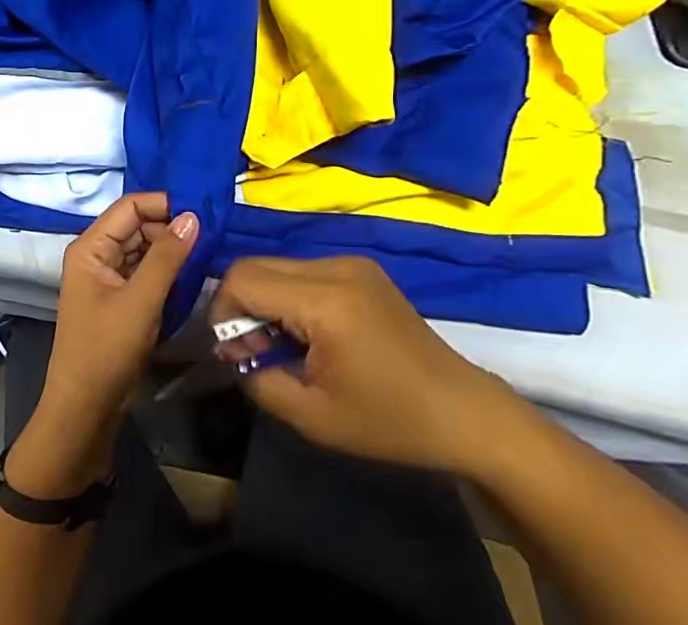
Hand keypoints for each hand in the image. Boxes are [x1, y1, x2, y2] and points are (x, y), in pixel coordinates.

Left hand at [43, 193, 197, 422]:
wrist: (87, 406)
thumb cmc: (107, 349)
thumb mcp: (141, 300)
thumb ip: (167, 257)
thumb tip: (192, 216)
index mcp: (90, 247)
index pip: (129, 207)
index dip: (164, 204)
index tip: (204, 211)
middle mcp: (97, 256)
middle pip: (138, 226)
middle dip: (172, 227)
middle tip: (214, 234)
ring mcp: (109, 278)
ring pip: (145, 250)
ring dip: (173, 250)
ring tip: (210, 250)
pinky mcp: (122, 299)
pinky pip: (146, 273)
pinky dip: (168, 271)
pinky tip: (194, 273)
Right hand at [211, 255, 524, 474]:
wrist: (464, 414)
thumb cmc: (389, 422)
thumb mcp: (310, 416)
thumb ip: (255, 378)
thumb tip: (231, 351)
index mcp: (326, 302)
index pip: (241, 279)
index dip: (222, 312)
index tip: (236, 352)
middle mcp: (337, 268)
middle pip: (254, 266)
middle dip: (241, 307)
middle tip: (257, 352)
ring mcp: (352, 263)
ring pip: (275, 266)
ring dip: (264, 301)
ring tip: (284, 345)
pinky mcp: (361, 268)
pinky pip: (301, 271)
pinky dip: (288, 297)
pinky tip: (308, 333)